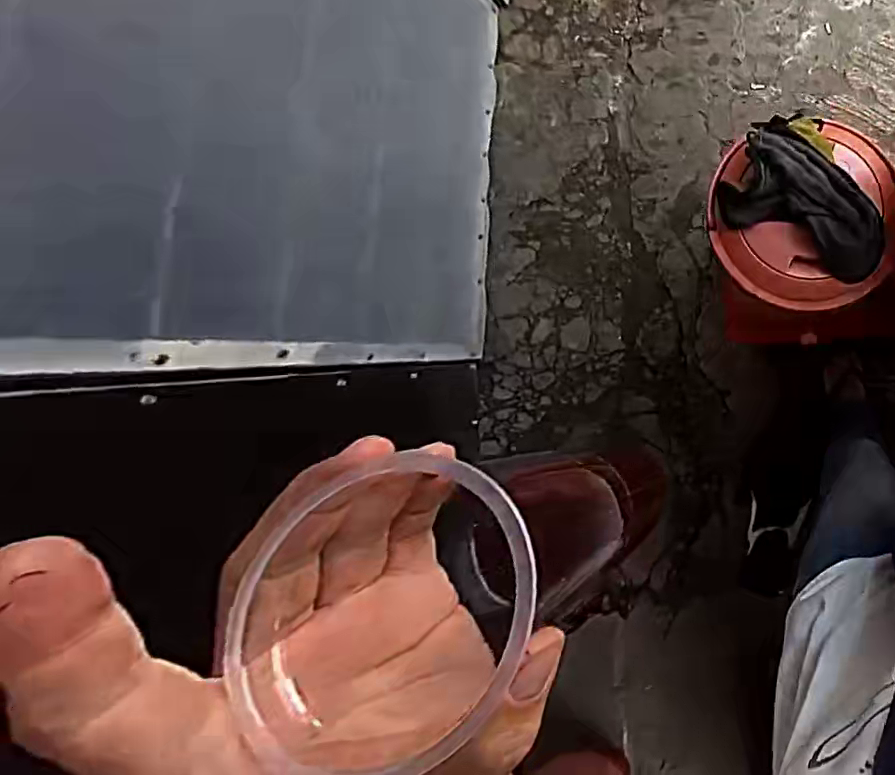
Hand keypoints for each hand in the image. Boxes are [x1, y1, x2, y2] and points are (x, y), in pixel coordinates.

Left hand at [0, 437, 564, 774]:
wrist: (450, 760)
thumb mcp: (462, 769)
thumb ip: (500, 722)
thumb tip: (540, 647)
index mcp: (223, 745)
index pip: (103, 706)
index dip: (60, 647)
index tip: (31, 569)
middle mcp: (266, 672)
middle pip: (260, 573)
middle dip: (306, 507)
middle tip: (365, 460)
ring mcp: (333, 623)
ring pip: (323, 539)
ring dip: (361, 487)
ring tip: (405, 454)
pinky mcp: (390, 594)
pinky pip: (389, 532)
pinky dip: (410, 494)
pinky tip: (436, 469)